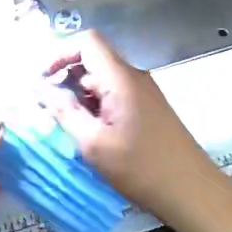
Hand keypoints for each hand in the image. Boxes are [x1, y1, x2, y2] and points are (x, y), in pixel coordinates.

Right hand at [39, 32, 231, 231]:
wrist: (190, 190)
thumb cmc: (141, 168)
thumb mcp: (94, 143)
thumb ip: (65, 112)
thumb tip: (41, 89)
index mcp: (121, 78)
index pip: (87, 41)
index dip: (59, 53)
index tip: (41, 80)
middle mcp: (133, 77)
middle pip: (93, 60)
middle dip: (65, 78)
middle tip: (44, 107)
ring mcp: (142, 92)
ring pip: (102, 81)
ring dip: (78, 96)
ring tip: (61, 124)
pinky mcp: (147, 108)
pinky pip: (114, 96)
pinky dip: (94, 107)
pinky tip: (85, 133)